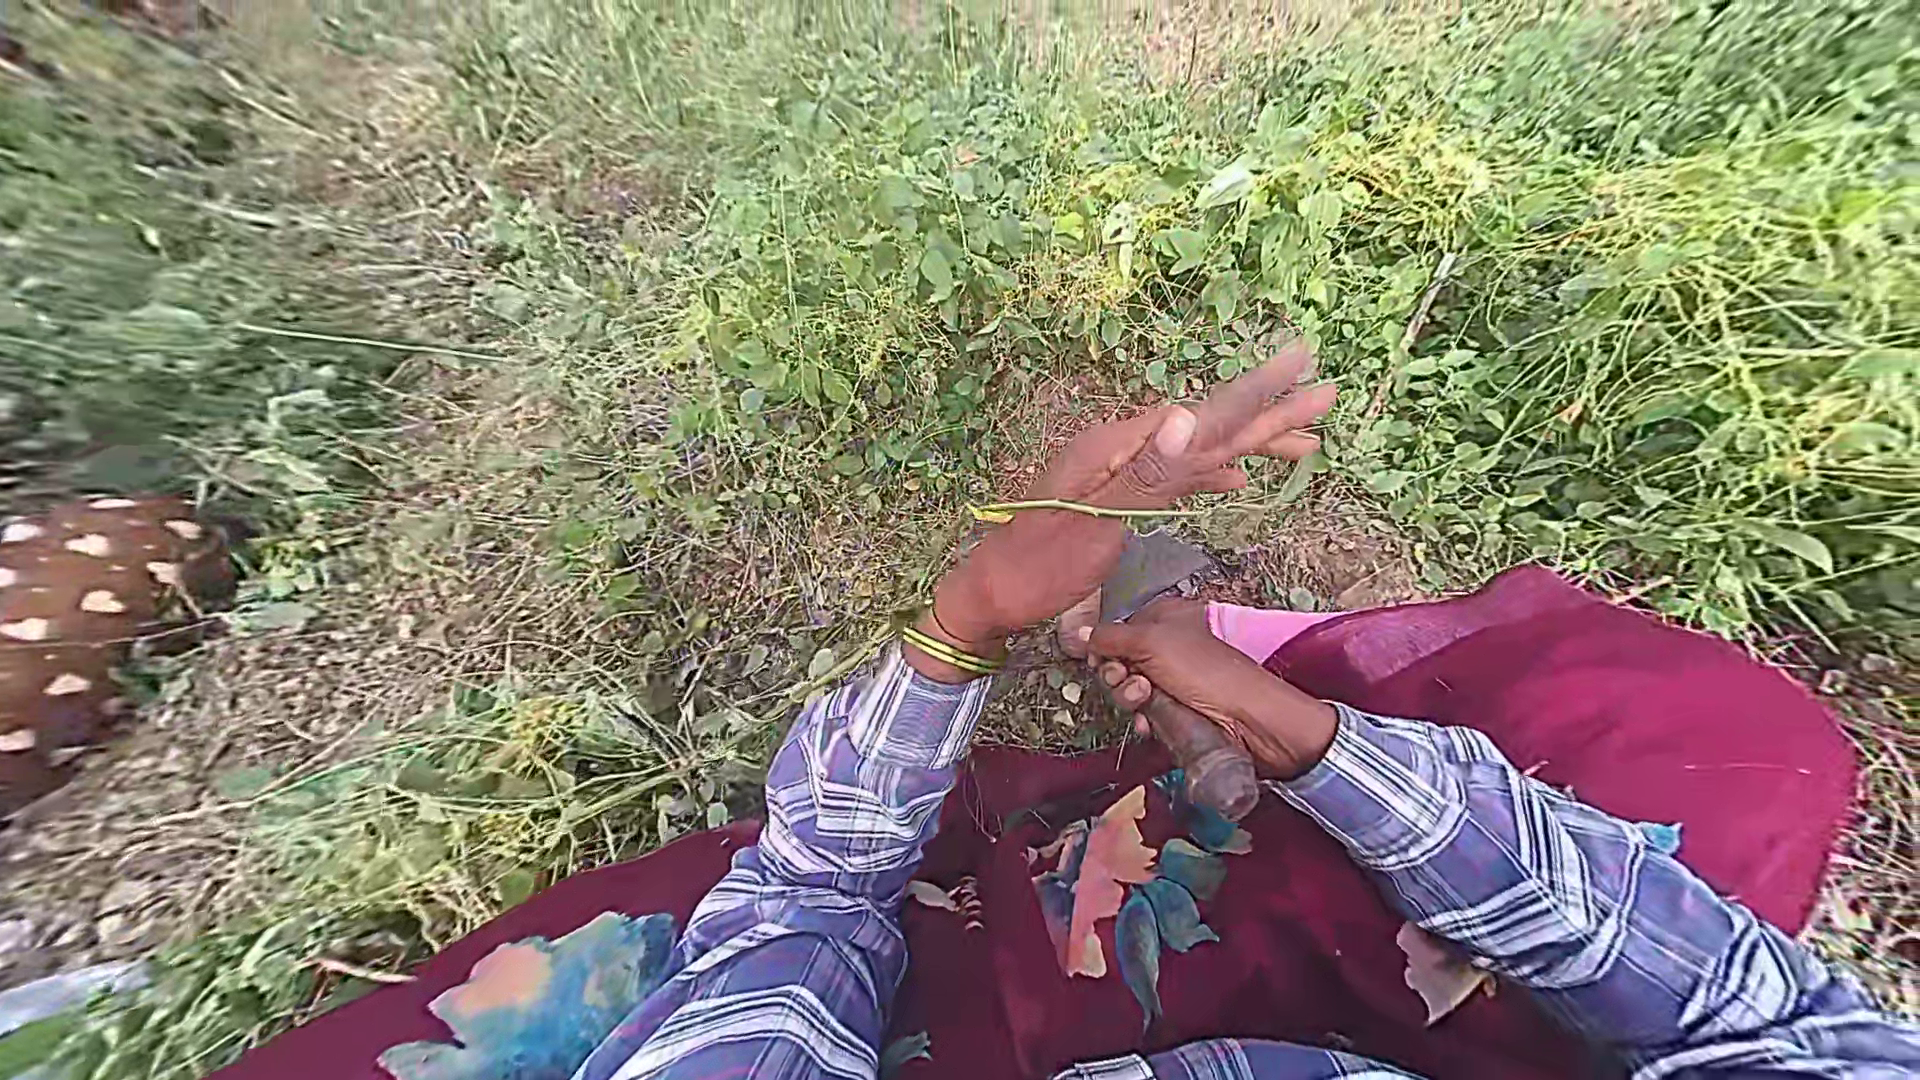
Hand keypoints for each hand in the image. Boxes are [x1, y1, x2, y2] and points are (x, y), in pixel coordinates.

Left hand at [928, 343, 1333, 652]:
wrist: (991, 594)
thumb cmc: (1037, 568)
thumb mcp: (1093, 524)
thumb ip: (1145, 474)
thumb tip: (1192, 415)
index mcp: (1111, 447)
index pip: (1198, 415)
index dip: (1255, 395)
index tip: (1305, 367)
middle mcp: (1114, 449)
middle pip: (1200, 427)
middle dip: (1261, 419)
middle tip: (1321, 405)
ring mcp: (1112, 471)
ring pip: (1189, 451)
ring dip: (1241, 447)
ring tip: (1297, 444)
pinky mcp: (1111, 495)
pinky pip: (1169, 476)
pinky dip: (1204, 472)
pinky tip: (1230, 475)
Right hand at [1077, 598, 1338, 778]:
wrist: (1251, 721)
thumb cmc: (1205, 671)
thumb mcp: (1151, 642)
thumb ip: (1108, 636)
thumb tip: (1074, 631)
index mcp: (1161, 618)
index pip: (1114, 628)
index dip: (1103, 646)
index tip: (1101, 659)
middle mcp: (1163, 645)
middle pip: (1115, 659)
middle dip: (1116, 673)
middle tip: (1131, 681)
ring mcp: (1168, 678)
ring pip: (1125, 687)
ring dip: (1128, 697)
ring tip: (1147, 700)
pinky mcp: (1173, 708)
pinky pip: (1141, 712)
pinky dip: (1142, 718)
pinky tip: (1149, 724)